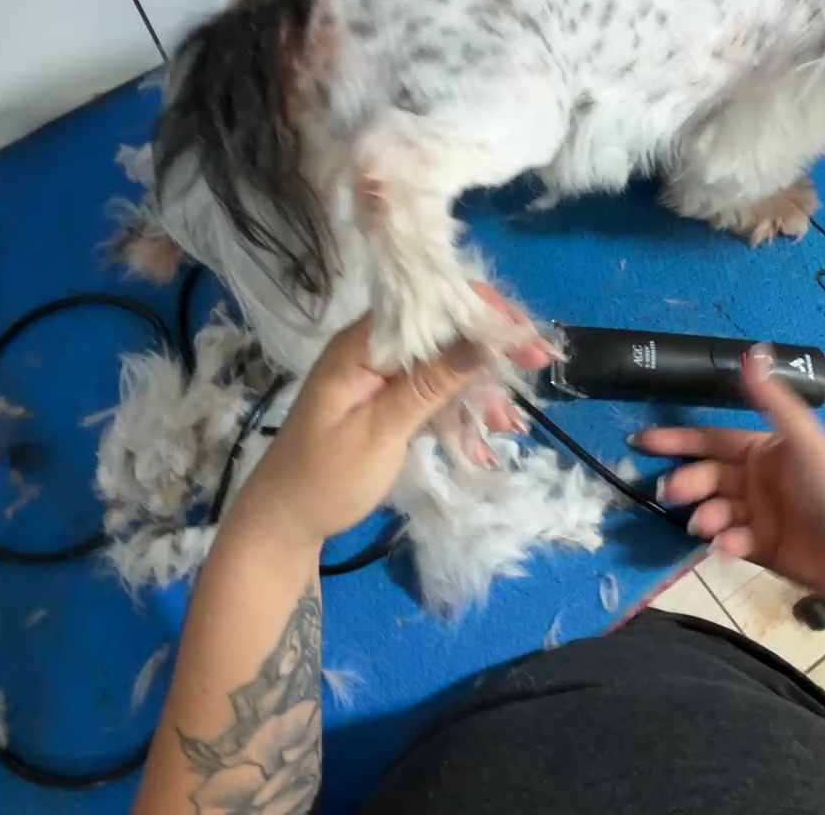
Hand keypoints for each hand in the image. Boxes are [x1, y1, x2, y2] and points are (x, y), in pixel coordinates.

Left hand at [229, 285, 553, 553]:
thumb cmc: (325, 478)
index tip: (521, 333)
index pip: (425, 304)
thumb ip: (429, 384)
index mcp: (361, 345)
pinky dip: (462, 404)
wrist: (285, 520)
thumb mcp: (381, 431)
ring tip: (510, 417)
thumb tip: (481, 341)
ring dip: (481, 382)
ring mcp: (381, 374)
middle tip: (539, 362)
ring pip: (443, 360)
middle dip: (490, 344)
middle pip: (441, 328)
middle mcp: (372, 349)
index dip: (477, 309)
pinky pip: (433, 388)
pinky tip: (490, 427)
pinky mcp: (388, 398)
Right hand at [631, 346, 824, 604]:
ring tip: (706, 525)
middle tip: (669, 491)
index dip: (676, 440)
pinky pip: (728, 539)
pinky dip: (724, 541)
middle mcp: (755, 479)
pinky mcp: (759, 547)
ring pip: (711, 508)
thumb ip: (772, 399)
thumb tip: (752, 351)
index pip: (709, 441)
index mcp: (763, 450)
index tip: (640, 441)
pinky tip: (728, 545)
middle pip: (705, 475)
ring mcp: (755, 514)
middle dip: (685, 482)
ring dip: (703, 514)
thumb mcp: (805, 438)